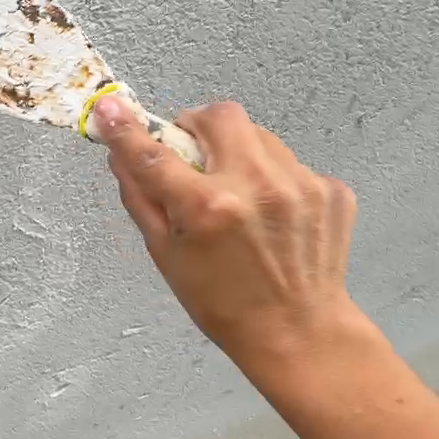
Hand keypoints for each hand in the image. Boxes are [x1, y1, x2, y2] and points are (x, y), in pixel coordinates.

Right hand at [95, 93, 364, 375]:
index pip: (154, 154)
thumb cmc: (219, 302)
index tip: (109, 108)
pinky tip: (268, 216)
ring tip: (235, 195)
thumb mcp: (165, 255)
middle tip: (190, 153)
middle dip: (197, 126)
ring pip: (257, 136)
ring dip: (236, 152)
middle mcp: (256, 186)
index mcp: (206, 208)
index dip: (126, 129)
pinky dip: (269, 178)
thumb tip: (119, 156)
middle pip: (219, 116)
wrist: (296, 330)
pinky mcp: (330, 189)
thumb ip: (140, 199)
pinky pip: (288, 162)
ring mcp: (300, 184)